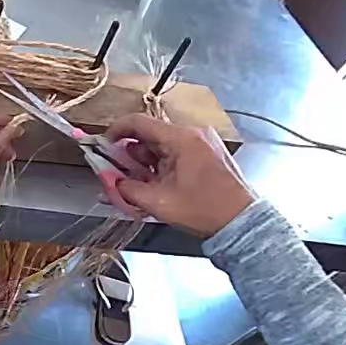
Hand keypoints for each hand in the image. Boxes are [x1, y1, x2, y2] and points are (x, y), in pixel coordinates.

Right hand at [104, 115, 255, 236]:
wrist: (240, 222)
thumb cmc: (206, 211)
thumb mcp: (158, 202)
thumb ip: (127, 189)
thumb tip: (111, 181)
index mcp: (181, 138)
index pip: (139, 122)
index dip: (116, 131)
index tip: (104, 144)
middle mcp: (193, 133)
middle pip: (149, 134)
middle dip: (131, 154)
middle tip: (120, 174)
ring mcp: (202, 142)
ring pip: (162, 144)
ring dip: (146, 162)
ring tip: (141, 185)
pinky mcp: (207, 152)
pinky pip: (176, 151)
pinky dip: (162, 164)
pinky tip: (157, 184)